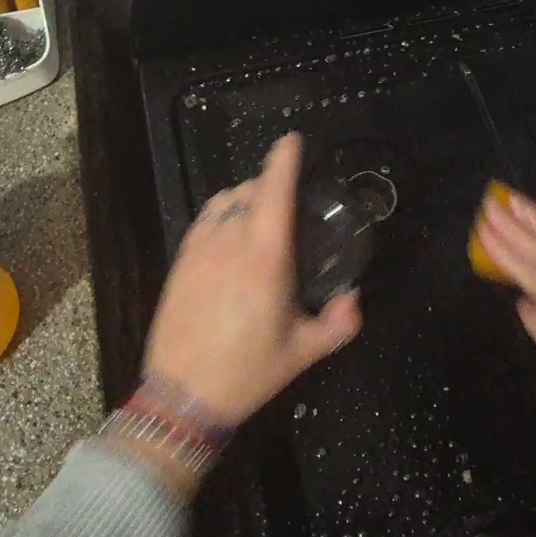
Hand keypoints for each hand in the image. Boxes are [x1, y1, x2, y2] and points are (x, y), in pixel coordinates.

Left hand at [143, 133, 361, 425]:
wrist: (181, 395)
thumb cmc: (247, 371)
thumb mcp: (302, 353)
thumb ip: (337, 325)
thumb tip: (354, 300)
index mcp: (264, 258)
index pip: (274, 192)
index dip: (283, 161)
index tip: (291, 141)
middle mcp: (230, 242)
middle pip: (250, 191)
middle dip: (270, 183)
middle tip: (289, 199)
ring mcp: (201, 248)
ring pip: (225, 201)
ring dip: (245, 196)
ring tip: (259, 211)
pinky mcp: (181, 260)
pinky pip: (204, 219)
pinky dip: (221, 212)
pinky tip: (229, 230)